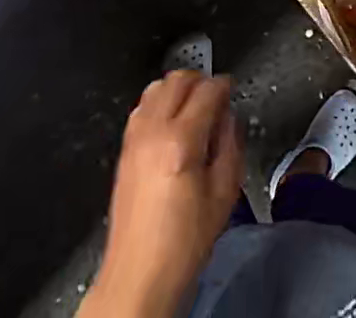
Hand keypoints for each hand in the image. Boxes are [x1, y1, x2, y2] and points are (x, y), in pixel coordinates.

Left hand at [82, 70, 243, 317]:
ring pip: (156, 87)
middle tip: (215, 93)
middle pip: (177, 80)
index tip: (231, 87)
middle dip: (200, 79)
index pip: (206, 92)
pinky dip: (159, 102)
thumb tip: (229, 120)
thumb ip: (230, 146)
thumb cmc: (182, 244)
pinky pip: (142, 107)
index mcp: (181, 141)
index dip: (223, 85)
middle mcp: (153, 132)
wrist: (140, 274)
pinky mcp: (124, 149)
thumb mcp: (224, 195)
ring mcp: (134, 138)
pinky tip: (171, 119)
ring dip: (177, 87)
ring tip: (194, 103)